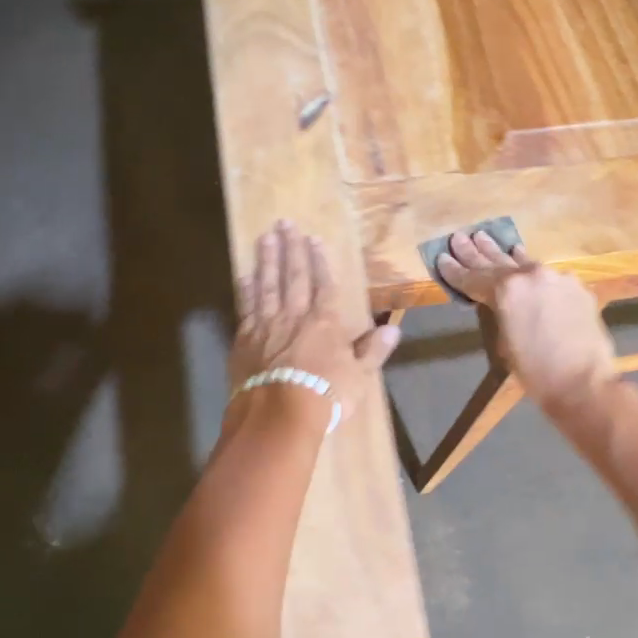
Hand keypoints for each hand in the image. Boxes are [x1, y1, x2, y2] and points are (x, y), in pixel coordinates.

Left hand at [230, 220, 399, 423]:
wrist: (280, 414)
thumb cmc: (326, 395)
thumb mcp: (359, 376)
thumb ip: (373, 351)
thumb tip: (393, 330)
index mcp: (324, 322)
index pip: (323, 285)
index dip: (320, 262)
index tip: (314, 239)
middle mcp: (294, 316)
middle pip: (292, 276)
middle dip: (291, 249)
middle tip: (285, 223)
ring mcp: (266, 325)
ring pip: (267, 285)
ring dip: (267, 259)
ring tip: (266, 237)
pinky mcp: (244, 339)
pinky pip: (246, 307)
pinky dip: (246, 289)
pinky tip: (245, 275)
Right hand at [436, 230, 617, 417]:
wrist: (584, 383)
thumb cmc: (536, 372)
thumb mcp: (504, 342)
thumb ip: (500, 313)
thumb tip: (500, 303)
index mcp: (506, 290)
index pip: (473, 277)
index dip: (455, 270)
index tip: (442, 258)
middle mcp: (531, 275)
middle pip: (497, 262)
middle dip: (476, 252)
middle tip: (460, 237)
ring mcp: (557, 277)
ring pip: (525, 263)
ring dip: (505, 255)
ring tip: (487, 239)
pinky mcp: (577, 287)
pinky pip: (549, 276)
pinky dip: (534, 273)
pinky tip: (525, 262)